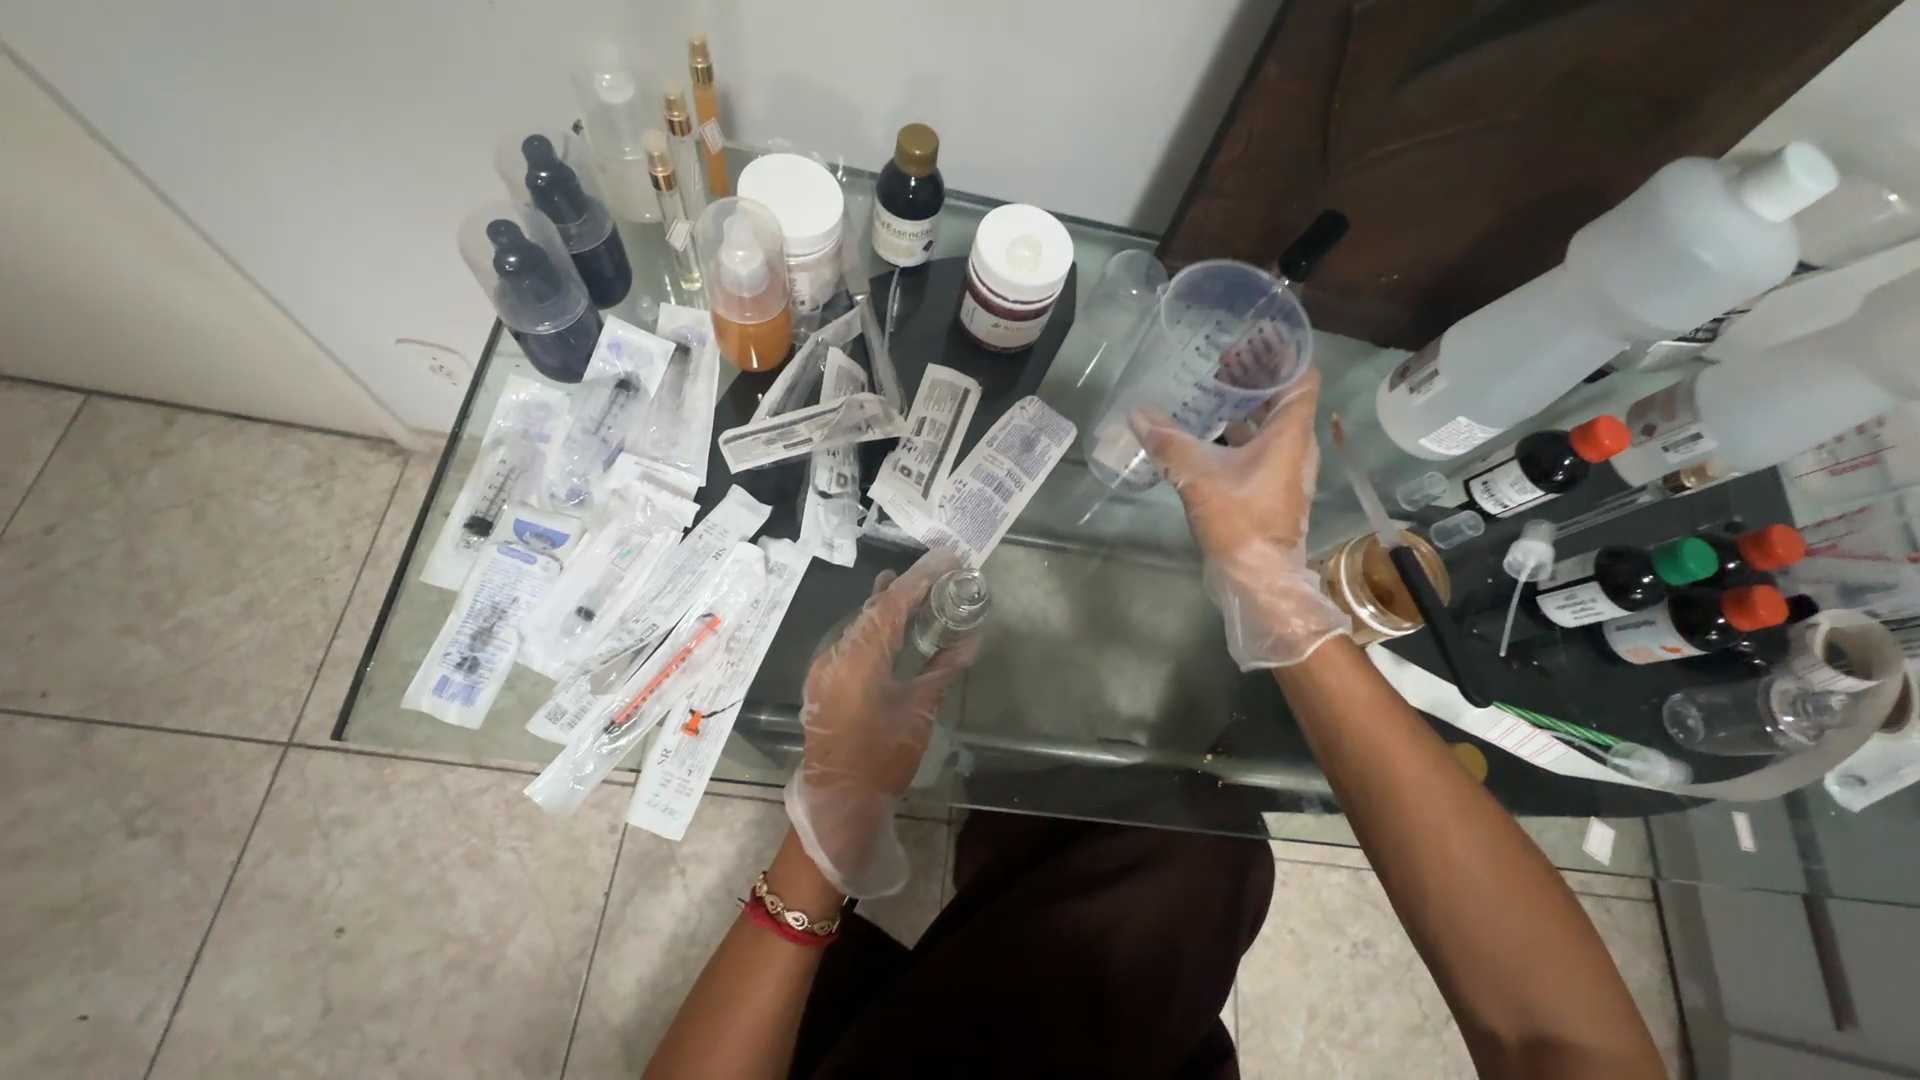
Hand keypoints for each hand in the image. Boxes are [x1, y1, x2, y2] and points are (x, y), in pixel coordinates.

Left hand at [785, 547, 978, 897]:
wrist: (837, 803)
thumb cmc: (881, 759)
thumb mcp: (918, 712)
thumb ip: (943, 669)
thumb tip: (973, 639)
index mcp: (859, 658)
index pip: (892, 604)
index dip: (921, 578)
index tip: (947, 557)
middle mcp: (837, 653)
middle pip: (874, 608)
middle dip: (908, 586)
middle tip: (942, 569)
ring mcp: (827, 666)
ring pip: (862, 622)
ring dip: (892, 604)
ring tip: (924, 587)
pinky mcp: (826, 679)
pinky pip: (853, 640)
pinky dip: (878, 627)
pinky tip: (897, 624)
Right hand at [1130, 368, 1349, 668]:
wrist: (1259, 581)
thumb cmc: (1241, 524)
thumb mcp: (1199, 479)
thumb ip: (1169, 443)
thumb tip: (1138, 413)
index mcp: (1290, 434)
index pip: (1302, 377)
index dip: (1283, 354)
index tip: (1253, 340)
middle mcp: (1295, 446)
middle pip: (1283, 397)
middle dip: (1255, 377)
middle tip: (1219, 362)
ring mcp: (1284, 469)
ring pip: (1269, 424)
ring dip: (1244, 407)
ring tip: (1209, 391)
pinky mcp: (1270, 488)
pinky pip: (1258, 447)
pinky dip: (1237, 434)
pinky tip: (1203, 434)